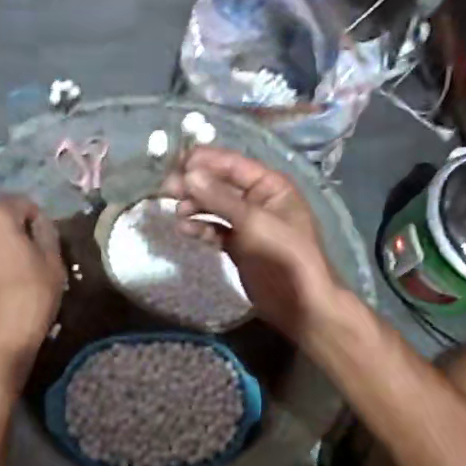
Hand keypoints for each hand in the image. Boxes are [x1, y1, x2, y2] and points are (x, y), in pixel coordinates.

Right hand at [163, 147, 346, 344]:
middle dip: (194, 184)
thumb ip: (219, 198)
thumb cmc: (283, 254)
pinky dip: (200, 227)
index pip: (231, 163)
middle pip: (220, 183)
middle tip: (166, 190)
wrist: (299, 303)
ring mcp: (247, 223)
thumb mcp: (253, 222)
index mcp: (270, 185)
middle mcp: (258, 199)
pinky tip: (185, 230)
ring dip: (194, 206)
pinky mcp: (238, 246)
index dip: (203, 162)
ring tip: (176, 212)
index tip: (173, 165)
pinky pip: (214, 229)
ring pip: (214, 206)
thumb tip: (187, 174)